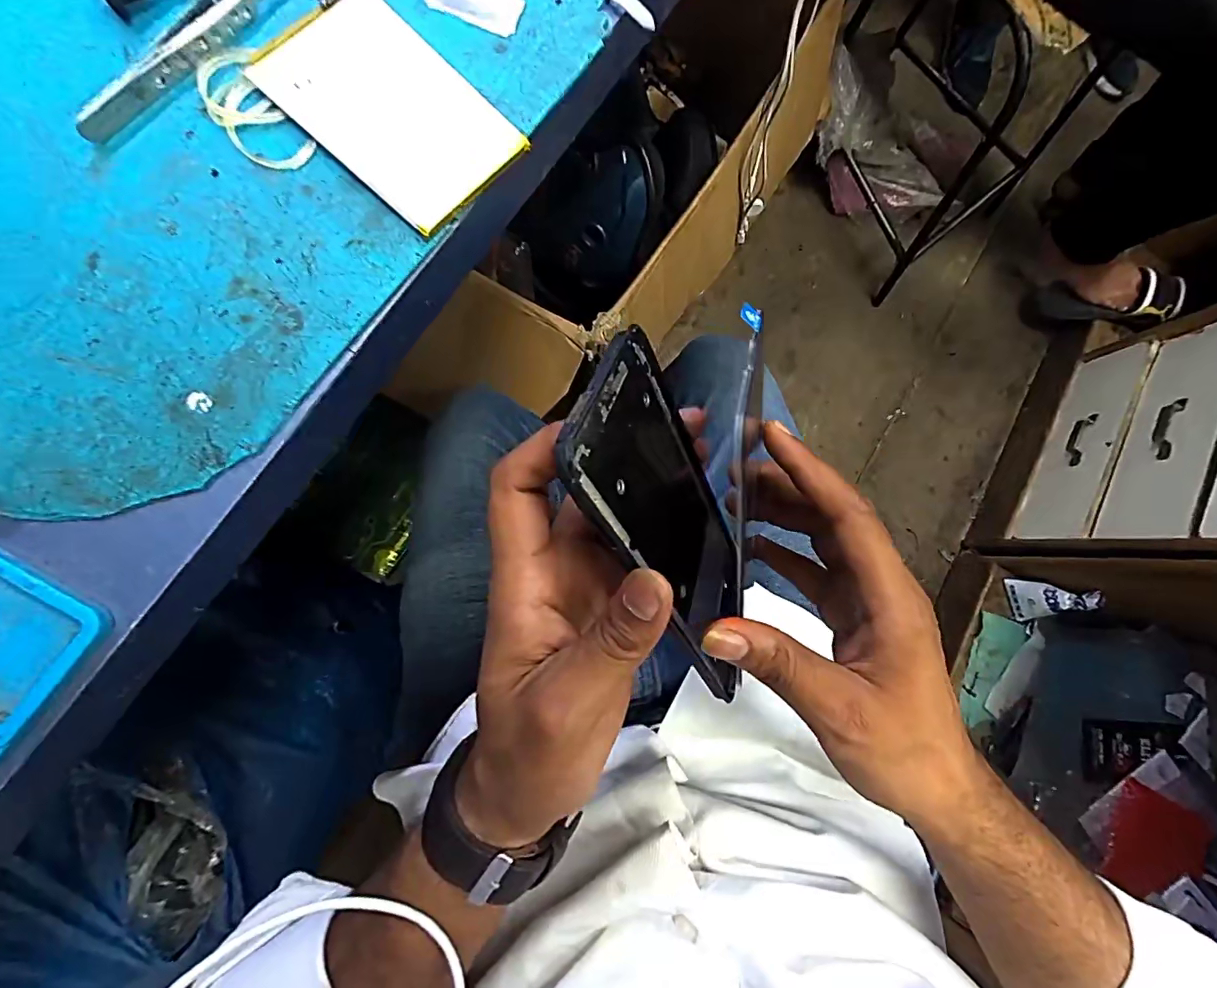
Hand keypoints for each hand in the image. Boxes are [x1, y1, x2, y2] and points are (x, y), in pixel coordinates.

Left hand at [455, 414, 699, 848]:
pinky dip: (666, 534)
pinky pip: (640, 559)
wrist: (529, 795)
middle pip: (576, 494)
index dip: (541, 448)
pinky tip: (703, 519)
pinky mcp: (613, 611)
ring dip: (650, 489)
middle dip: (621, 455)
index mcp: (525, 582)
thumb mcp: (567, 700)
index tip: (592, 421)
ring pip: (614, 522)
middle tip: (682, 429)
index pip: (513, 492)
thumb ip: (612, 641)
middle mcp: (554, 572)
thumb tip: (657, 578)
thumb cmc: (530, 750)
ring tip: (703, 460)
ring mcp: (586, 590)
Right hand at [701, 421, 982, 831]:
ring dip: (786, 515)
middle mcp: (882, 586)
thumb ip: (779, 663)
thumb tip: (716, 628)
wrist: (937, 785)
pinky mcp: (857, 618)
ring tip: (737, 498)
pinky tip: (755, 547)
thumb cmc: (901, 747)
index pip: (848, 516)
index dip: (810, 472)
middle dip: (789, 486)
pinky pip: (820, 571)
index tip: (773, 436)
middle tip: (736, 468)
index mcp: (890, 595)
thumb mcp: (838, 708)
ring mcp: (870, 601)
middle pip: (835, 518)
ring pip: (827, 541)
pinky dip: (788, 553)